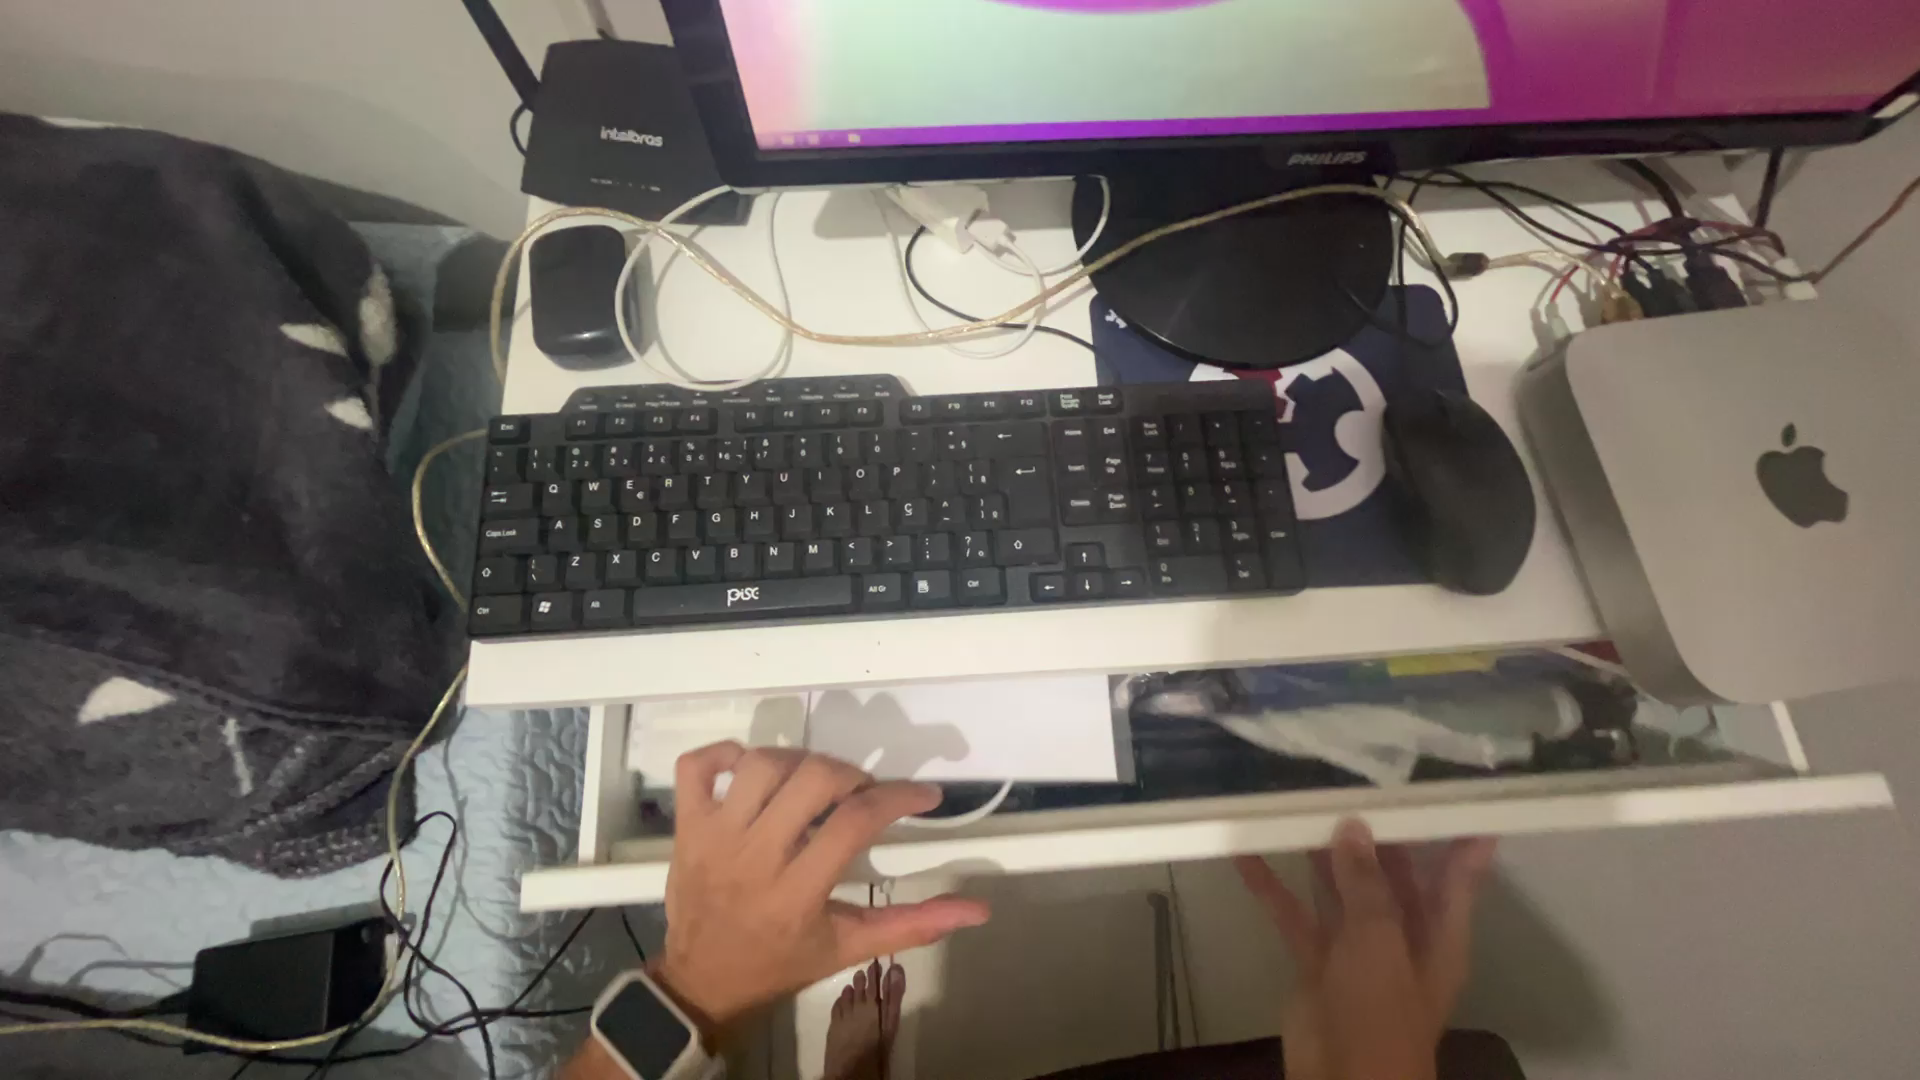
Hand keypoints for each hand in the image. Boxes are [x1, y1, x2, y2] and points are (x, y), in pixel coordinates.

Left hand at [651, 743, 990, 1040]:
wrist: (700, 984)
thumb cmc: (781, 963)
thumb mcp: (848, 948)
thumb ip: (912, 926)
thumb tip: (978, 910)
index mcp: (796, 893)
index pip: (853, 822)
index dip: (898, 797)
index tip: (924, 795)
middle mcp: (753, 856)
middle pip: (811, 781)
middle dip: (851, 775)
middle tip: (862, 792)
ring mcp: (713, 836)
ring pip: (760, 764)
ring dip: (799, 761)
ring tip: (815, 781)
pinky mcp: (687, 825)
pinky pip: (696, 766)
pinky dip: (724, 752)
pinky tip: (752, 766)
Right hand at [1234, 820, 1495, 1079]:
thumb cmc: (1380, 1013)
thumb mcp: (1379, 942)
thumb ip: (1366, 882)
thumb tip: (1352, 825)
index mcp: (1436, 936)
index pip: (1456, 878)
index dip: (1460, 840)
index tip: (1457, 797)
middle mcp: (1399, 935)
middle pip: (1390, 874)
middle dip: (1373, 833)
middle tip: (1352, 780)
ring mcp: (1355, 947)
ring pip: (1338, 887)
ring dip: (1319, 852)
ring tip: (1297, 804)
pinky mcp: (1316, 958)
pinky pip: (1292, 911)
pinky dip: (1269, 884)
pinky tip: (1243, 853)